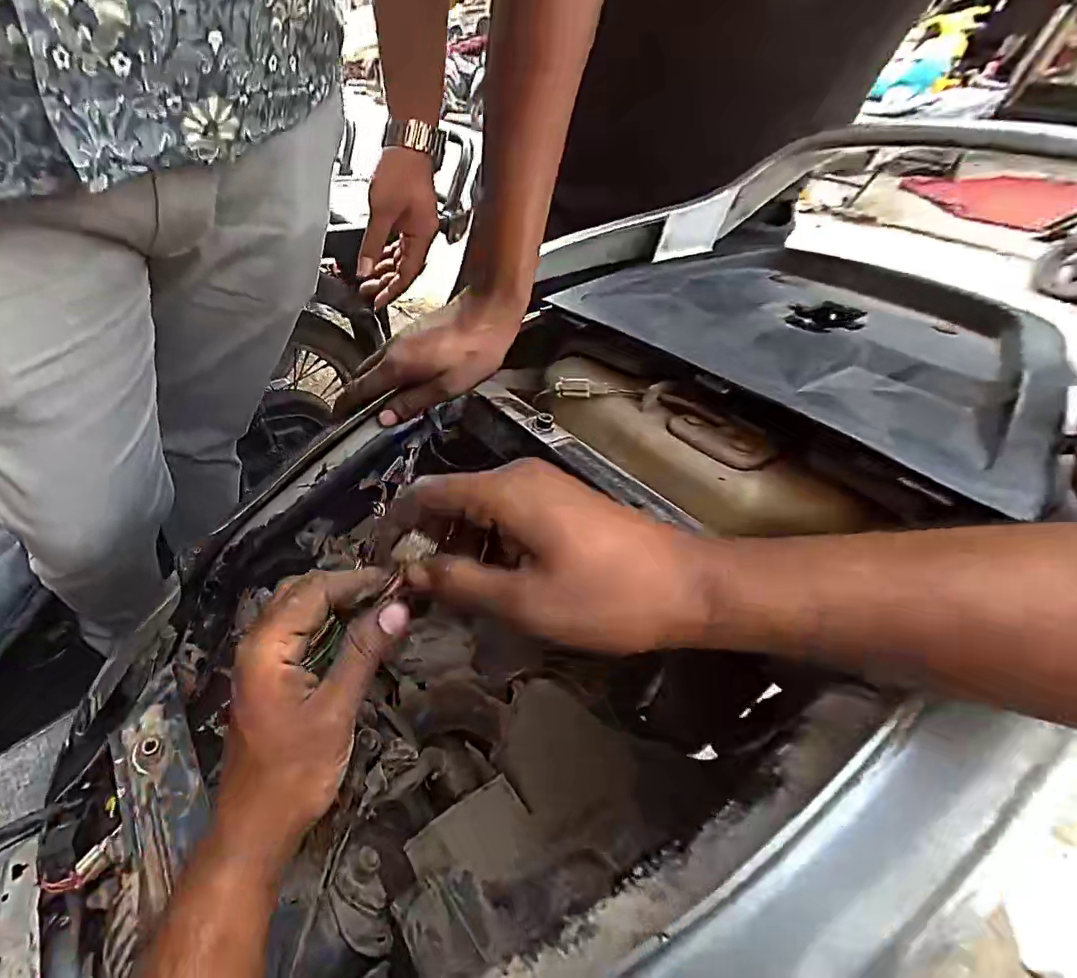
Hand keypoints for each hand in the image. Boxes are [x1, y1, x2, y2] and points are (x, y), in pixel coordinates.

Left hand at [219, 569, 411, 857]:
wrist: (256, 823)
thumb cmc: (295, 772)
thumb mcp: (335, 710)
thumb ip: (362, 653)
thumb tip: (397, 608)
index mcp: (265, 644)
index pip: (312, 591)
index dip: (354, 581)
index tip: (394, 580)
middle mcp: (254, 640)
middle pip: (298, 592)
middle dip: (342, 585)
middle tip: (388, 590)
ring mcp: (255, 656)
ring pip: (292, 608)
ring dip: (330, 600)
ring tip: (374, 602)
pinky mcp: (262, 672)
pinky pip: (290, 630)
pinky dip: (319, 621)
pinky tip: (347, 628)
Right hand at [335, 290, 523, 425]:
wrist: (488, 311)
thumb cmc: (474, 349)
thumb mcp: (446, 388)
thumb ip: (411, 403)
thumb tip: (385, 418)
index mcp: (396, 366)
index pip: (358, 389)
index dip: (345, 405)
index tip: (338, 416)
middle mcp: (391, 350)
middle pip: (360, 376)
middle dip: (353, 395)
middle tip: (352, 413)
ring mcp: (400, 339)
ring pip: (373, 364)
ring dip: (369, 383)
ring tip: (374, 401)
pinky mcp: (411, 332)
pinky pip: (386, 355)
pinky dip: (383, 371)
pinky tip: (396, 380)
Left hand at [356, 147, 440, 308]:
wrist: (406, 144)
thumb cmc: (401, 170)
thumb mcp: (381, 213)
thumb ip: (371, 244)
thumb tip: (364, 269)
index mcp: (423, 234)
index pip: (408, 274)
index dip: (392, 291)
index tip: (377, 302)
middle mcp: (422, 232)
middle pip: (404, 268)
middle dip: (385, 282)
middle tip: (366, 292)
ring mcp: (415, 225)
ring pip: (399, 257)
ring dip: (383, 269)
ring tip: (365, 279)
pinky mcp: (407, 217)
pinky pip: (396, 244)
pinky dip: (384, 254)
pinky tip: (372, 260)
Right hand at [387, 460, 715, 655]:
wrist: (696, 587)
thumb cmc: (607, 596)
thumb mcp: (524, 600)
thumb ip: (459, 582)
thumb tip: (409, 574)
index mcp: (503, 490)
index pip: (425, 493)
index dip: (396, 525)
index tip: (381, 560)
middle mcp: (516, 476)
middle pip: (448, 498)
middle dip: (425, 539)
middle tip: (415, 584)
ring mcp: (539, 486)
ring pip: (474, 508)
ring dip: (455, 544)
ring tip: (451, 589)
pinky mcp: (556, 501)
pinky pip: (501, 514)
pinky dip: (484, 543)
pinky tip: (491, 578)